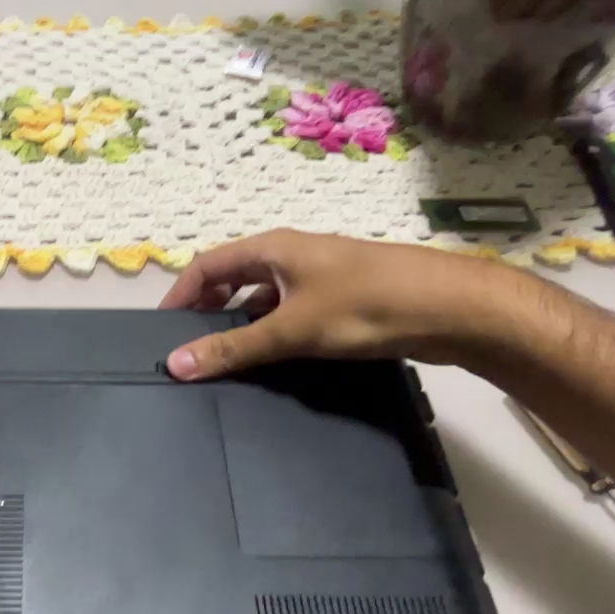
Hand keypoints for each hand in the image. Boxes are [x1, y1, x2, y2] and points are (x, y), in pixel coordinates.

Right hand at [157, 229, 542, 379]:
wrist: (451, 308)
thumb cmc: (364, 305)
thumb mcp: (291, 329)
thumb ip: (233, 348)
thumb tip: (175, 364)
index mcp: (272, 248)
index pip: (207, 266)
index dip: (180, 295)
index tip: (163, 332)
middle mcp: (290, 255)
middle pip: (233, 279)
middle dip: (208, 310)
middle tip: (192, 349)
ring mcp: (317, 276)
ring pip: (262, 298)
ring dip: (241, 324)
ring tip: (225, 360)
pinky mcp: (339, 298)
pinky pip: (289, 311)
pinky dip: (272, 332)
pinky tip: (272, 359)